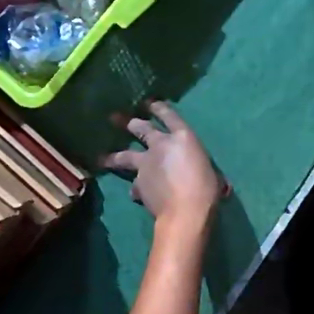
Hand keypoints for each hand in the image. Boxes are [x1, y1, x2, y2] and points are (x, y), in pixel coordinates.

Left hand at [102, 102, 224, 235]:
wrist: (185, 210)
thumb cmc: (206, 187)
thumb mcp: (210, 171)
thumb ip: (200, 167)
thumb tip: (204, 176)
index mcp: (183, 137)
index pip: (169, 116)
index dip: (159, 108)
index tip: (149, 103)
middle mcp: (161, 145)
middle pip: (141, 128)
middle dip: (130, 123)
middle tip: (115, 118)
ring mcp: (146, 164)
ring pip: (125, 156)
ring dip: (114, 156)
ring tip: (103, 159)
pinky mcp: (138, 185)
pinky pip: (133, 185)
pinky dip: (135, 189)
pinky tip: (135, 194)